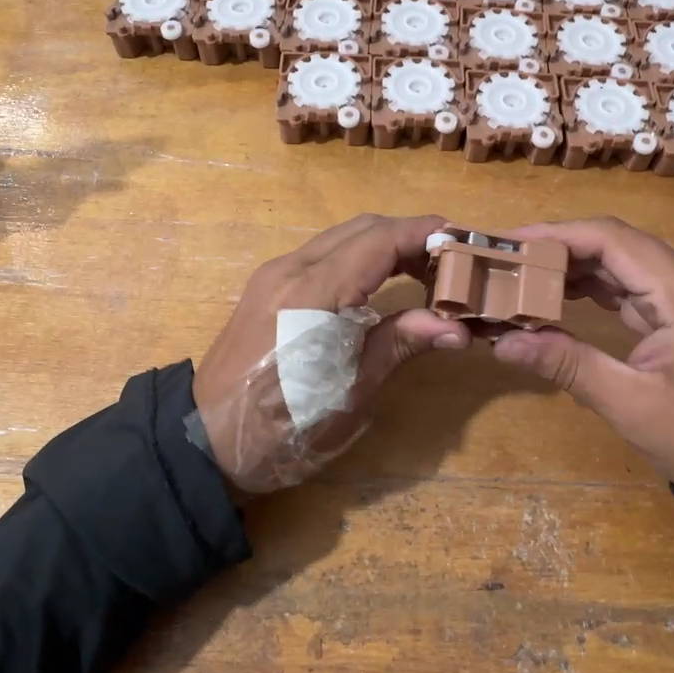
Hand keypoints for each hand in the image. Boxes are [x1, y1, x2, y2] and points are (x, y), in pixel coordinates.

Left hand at [195, 214, 470, 493]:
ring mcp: (275, 274)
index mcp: (313, 295)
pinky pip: (323, 254)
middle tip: (452, 262)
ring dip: (385, 244)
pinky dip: (360, 257)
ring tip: (425, 272)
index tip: (465, 241)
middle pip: (362, 228)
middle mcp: (291, 270)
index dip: (424, 234)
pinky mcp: (268, 286)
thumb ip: (400, 345)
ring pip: (341, 237)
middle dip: (410, 236)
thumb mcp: (351, 394)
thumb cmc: (286, 428)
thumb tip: (457, 328)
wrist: (208, 443)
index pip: (379, 240)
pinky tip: (382, 283)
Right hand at [491, 217, 673, 496]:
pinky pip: (636, 284)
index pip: (613, 239)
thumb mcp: (631, 404)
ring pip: (624, 262)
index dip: (557, 234)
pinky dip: (596, 287)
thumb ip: (567, 364)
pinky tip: (558, 293)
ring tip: (520, 275)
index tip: (508, 242)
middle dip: (559, 250)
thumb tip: (502, 342)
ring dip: (575, 267)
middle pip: (617, 245)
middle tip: (505, 261)